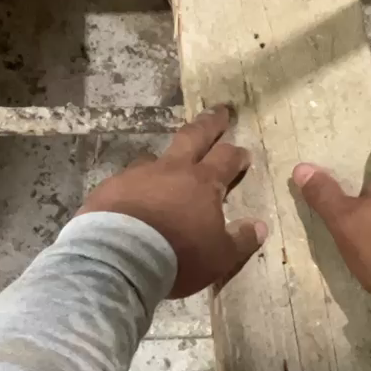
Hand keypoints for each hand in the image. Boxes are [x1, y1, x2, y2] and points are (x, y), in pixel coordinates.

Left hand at [78, 105, 267, 298]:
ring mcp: (137, 175)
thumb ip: (240, 240)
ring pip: (155, 157)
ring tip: (166, 164)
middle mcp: (171, 170)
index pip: (226, 158)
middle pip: (193, 137)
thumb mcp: (220, 256)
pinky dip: (134, 186)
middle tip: (219, 111)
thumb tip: (260, 226)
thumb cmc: (179, 257)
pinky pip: (126, 181)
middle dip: (209, 124)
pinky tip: (131, 198)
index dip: (237, 155)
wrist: (121, 258)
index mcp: (202, 183)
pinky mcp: (110, 188)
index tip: (244, 154)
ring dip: (165, 158)